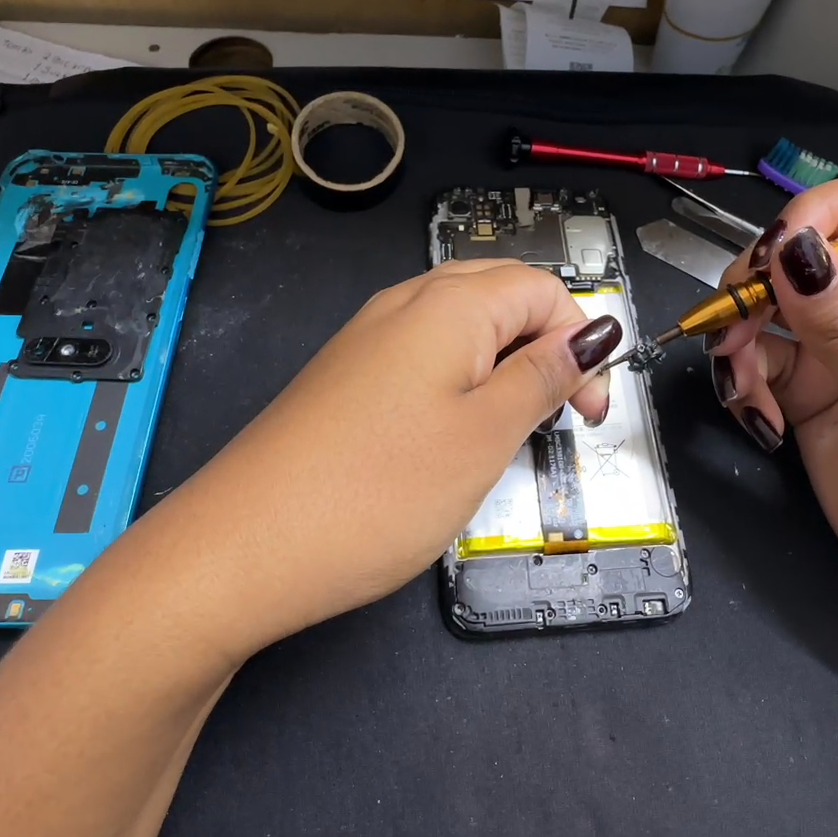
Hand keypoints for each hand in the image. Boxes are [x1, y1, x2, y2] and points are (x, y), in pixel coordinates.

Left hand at [163, 259, 620, 657]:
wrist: (242, 548)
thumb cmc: (376, 492)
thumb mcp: (484, 436)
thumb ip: (544, 376)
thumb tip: (596, 331)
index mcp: (448, 304)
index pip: (543, 287)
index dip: (582, 340)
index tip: (591, 409)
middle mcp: (403, 305)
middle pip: (502, 296)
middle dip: (547, 344)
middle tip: (562, 412)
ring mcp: (367, 339)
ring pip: (461, 327)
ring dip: (503, 365)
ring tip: (511, 427)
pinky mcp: (347, 378)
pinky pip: (422, 356)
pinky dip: (458, 382)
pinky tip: (453, 433)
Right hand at [706, 171, 837, 644]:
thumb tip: (793, 250)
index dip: (835, 210)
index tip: (778, 245)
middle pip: (822, 253)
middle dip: (770, 276)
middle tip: (734, 310)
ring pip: (781, 304)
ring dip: (744, 328)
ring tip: (735, 371)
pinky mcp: (815, 393)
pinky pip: (764, 357)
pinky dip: (744, 373)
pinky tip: (752, 406)